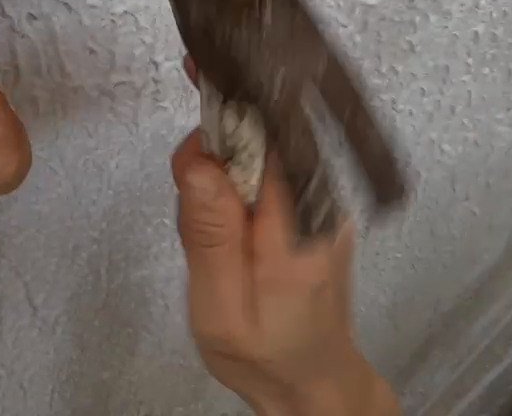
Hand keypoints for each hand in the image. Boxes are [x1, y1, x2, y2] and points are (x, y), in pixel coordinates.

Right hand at [171, 133, 397, 415]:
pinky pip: (260, 166)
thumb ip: (209, 234)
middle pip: (252, 137)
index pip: (263, 137)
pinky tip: (229, 231)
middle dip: (208, 163)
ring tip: (213, 238)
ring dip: (217, 180)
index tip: (190, 160)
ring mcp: (320, 197)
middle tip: (194, 221)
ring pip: (250, 150)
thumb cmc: (265, 355)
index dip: (218, 129)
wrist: (313, 382)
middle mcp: (321, 201)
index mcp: (300, 226)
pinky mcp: (310, 198)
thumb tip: (199, 163)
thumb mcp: (219, 308)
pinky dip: (231, 187)